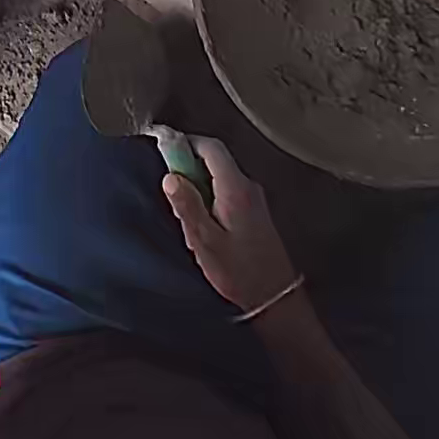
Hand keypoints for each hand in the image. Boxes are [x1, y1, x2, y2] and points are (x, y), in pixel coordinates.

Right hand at [161, 137, 300, 313]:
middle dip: (189, 163)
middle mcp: (248, 187)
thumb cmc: (238, 271)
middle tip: (168, 180)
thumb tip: (170, 177)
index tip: (164, 145)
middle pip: (216, 159)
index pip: (211, 148)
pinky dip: (208, 192)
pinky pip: (226, 188)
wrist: (275, 297)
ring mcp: (254, 198)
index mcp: (235, 189)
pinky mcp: (254, 210)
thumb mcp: (205, 240)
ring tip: (182, 205)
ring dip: (198, 180)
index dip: (186, 141)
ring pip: (220, 175)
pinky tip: (199, 217)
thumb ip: (187, 205)